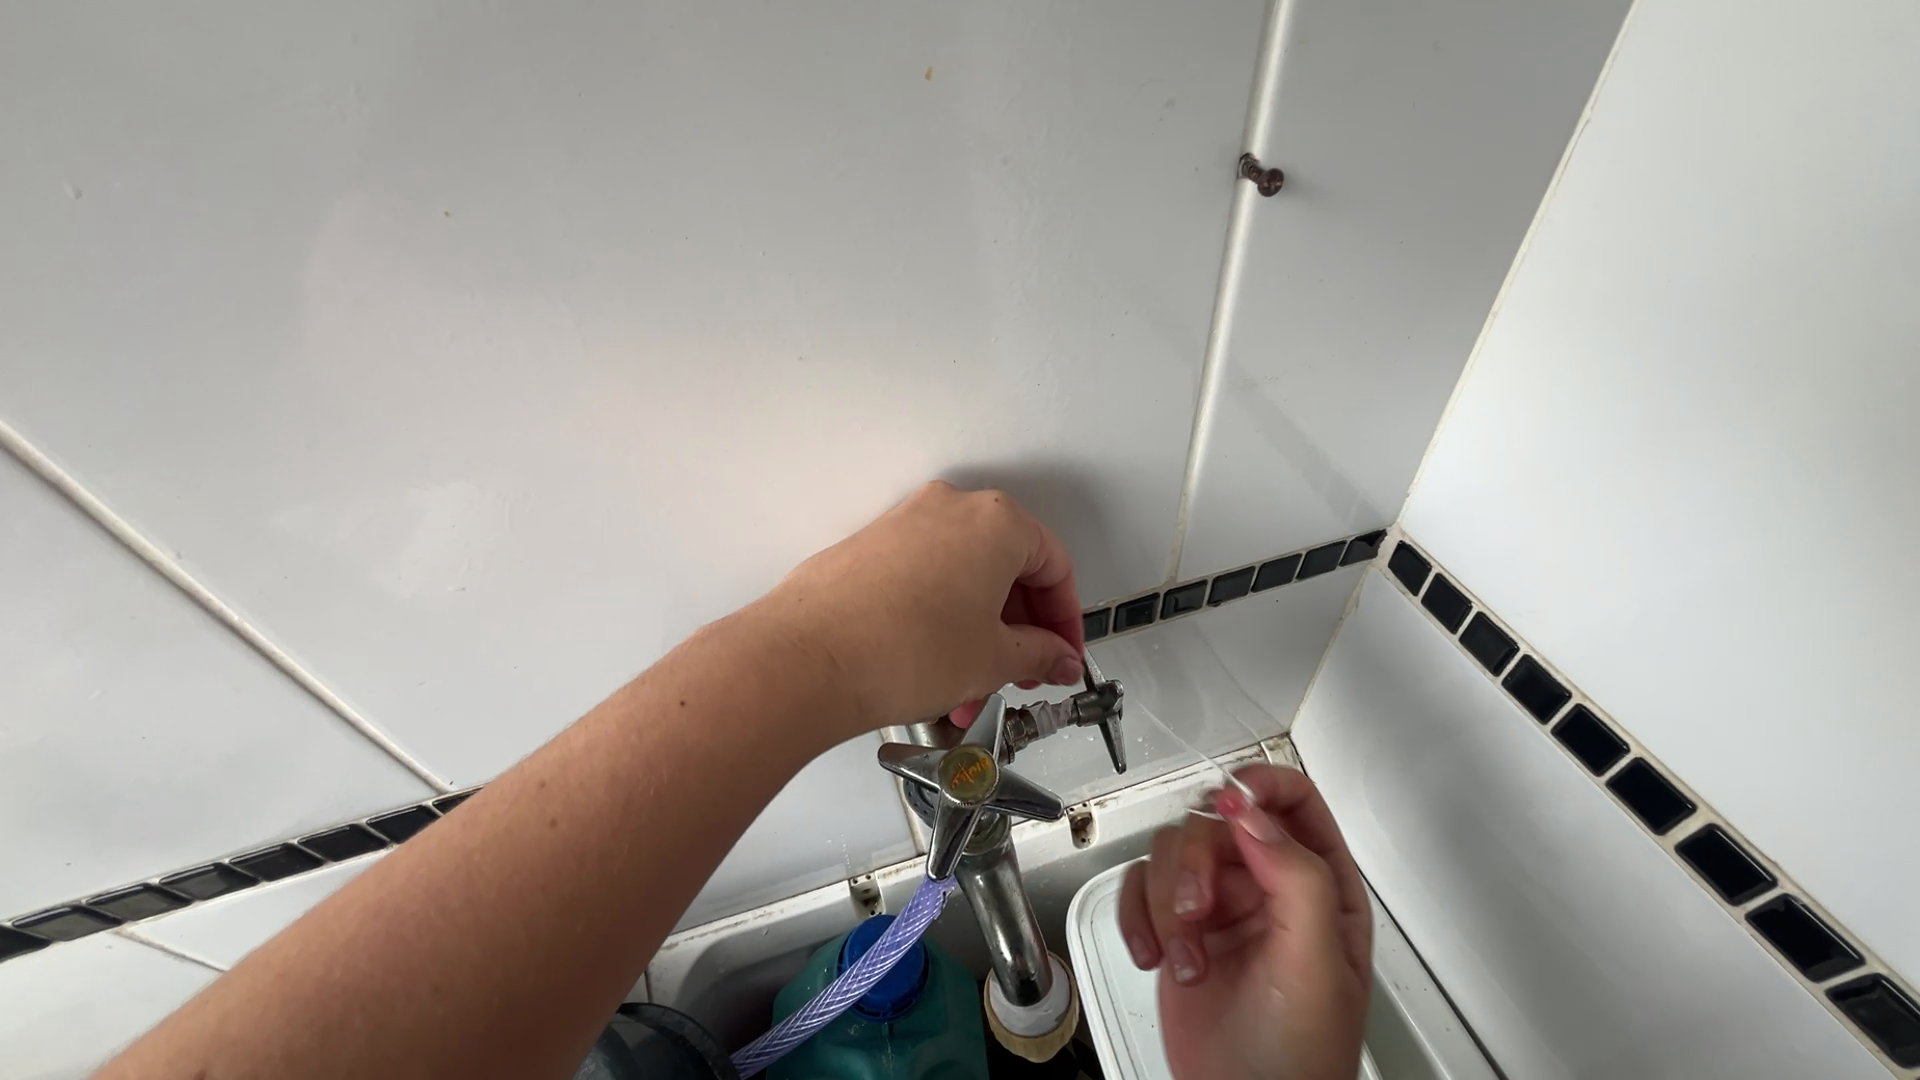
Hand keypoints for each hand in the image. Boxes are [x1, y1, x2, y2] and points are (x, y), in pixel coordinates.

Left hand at [756, 481, 1084, 735]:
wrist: (808, 661)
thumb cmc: (897, 649)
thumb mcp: (994, 659)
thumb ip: (1040, 654)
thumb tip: (1053, 656)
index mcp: (996, 521)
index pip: (1055, 566)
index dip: (1066, 620)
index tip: (1063, 654)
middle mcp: (949, 510)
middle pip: (1008, 571)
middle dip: (1020, 632)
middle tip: (1024, 672)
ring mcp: (905, 525)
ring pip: (964, 580)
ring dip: (979, 636)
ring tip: (972, 689)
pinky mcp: (871, 550)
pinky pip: (926, 581)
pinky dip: (943, 621)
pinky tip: (938, 669)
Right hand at [1118, 766, 1371, 1079]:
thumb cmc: (1299, 1053)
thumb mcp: (1315, 964)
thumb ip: (1297, 878)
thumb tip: (1251, 812)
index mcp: (1318, 882)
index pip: (1292, 798)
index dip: (1259, 786)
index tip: (1227, 804)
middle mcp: (1265, 881)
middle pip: (1214, 820)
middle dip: (1194, 864)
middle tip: (1195, 911)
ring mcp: (1217, 899)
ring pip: (1170, 849)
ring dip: (1165, 904)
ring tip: (1185, 960)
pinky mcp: (1173, 920)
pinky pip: (1139, 882)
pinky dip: (1136, 915)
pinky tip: (1152, 956)